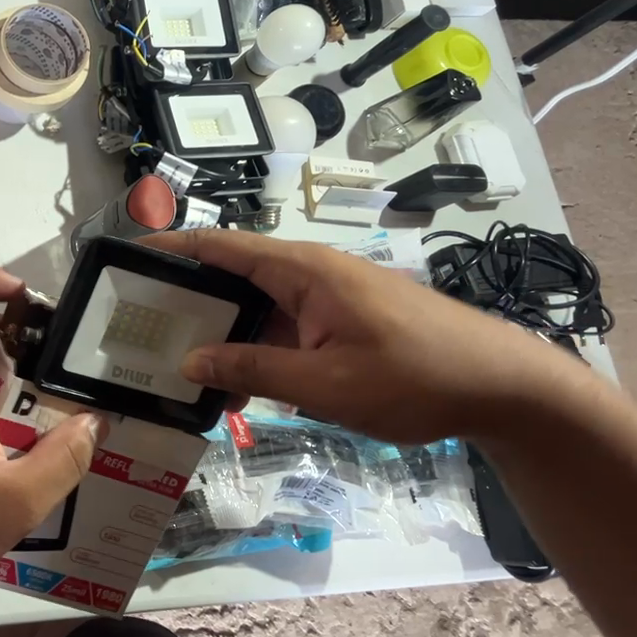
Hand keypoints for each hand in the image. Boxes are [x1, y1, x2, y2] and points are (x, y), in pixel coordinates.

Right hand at [146, 228, 590, 443]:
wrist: (510, 390)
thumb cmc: (417, 378)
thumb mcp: (325, 384)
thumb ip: (252, 369)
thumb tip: (189, 360)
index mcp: (303, 270)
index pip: (221, 246)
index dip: (171, 248)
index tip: (126, 258)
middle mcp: (310, 273)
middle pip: (231, 273)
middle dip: (185, 295)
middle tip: (140, 322)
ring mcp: (327, 297)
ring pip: (255, 305)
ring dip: (219, 330)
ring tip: (176, 358)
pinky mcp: (341, 321)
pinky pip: (281, 327)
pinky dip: (252, 348)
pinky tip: (235, 386)